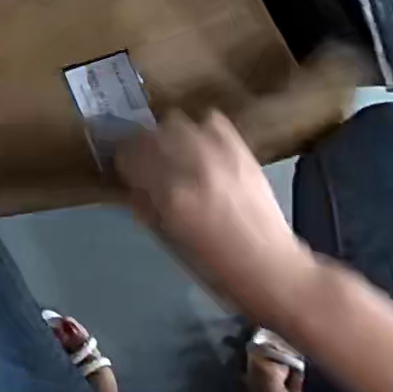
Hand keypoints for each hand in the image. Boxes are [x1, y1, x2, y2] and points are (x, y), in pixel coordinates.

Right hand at [116, 110, 317, 326]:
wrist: (270, 269)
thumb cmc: (209, 261)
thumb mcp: (162, 233)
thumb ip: (142, 198)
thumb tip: (129, 175)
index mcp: (168, 193)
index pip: (128, 154)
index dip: (122, 157)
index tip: (124, 164)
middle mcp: (191, 169)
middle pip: (150, 134)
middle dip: (141, 144)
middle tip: (145, 157)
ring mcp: (219, 158)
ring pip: (177, 122)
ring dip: (168, 133)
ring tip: (173, 148)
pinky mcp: (242, 154)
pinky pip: (214, 122)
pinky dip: (200, 127)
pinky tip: (200, 142)